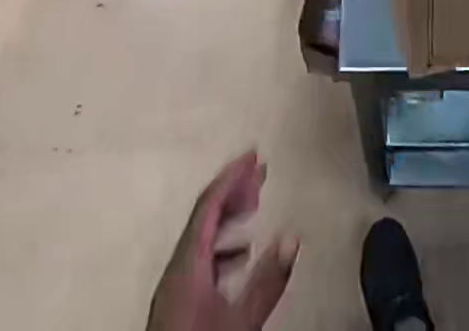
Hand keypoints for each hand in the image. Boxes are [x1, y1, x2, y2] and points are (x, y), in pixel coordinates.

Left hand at [147, 152, 297, 330]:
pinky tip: (242, 255)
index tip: (254, 154)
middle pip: (204, 214)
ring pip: (202, 235)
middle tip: (262, 172)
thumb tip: (293, 236)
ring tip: (257, 207)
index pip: (209, 203)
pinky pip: (201, 255)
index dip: (232, 175)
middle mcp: (177, 266)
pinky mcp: (178, 301)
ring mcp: (175, 284)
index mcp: (188, 262)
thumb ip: (267, 280)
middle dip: (233, 189)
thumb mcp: (241, 320)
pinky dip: (223, 243)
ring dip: (230, 215)